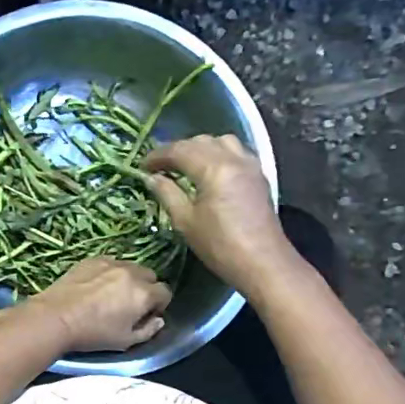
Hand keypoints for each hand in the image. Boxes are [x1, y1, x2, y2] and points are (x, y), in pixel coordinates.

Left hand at [25, 257, 171, 351]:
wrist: (56, 317)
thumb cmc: (93, 333)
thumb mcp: (125, 341)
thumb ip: (148, 330)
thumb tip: (158, 320)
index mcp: (143, 293)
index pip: (165, 292)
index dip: (158, 305)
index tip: (146, 314)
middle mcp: (131, 273)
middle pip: (150, 276)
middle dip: (146, 288)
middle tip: (130, 303)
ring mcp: (110, 263)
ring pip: (131, 266)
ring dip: (129, 278)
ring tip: (113, 293)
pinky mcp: (92, 259)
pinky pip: (110, 262)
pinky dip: (110, 271)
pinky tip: (98, 284)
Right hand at [143, 134, 298, 294]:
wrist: (262, 262)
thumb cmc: (219, 245)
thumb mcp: (185, 221)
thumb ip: (167, 193)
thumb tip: (151, 178)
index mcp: (213, 168)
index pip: (179, 150)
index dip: (157, 156)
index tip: (142, 167)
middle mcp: (233, 159)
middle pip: (200, 141)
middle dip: (177, 150)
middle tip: (159, 167)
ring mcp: (250, 165)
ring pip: (220, 141)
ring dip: (199, 148)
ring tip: (184, 165)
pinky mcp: (258, 175)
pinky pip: (235, 151)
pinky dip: (217, 153)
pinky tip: (208, 170)